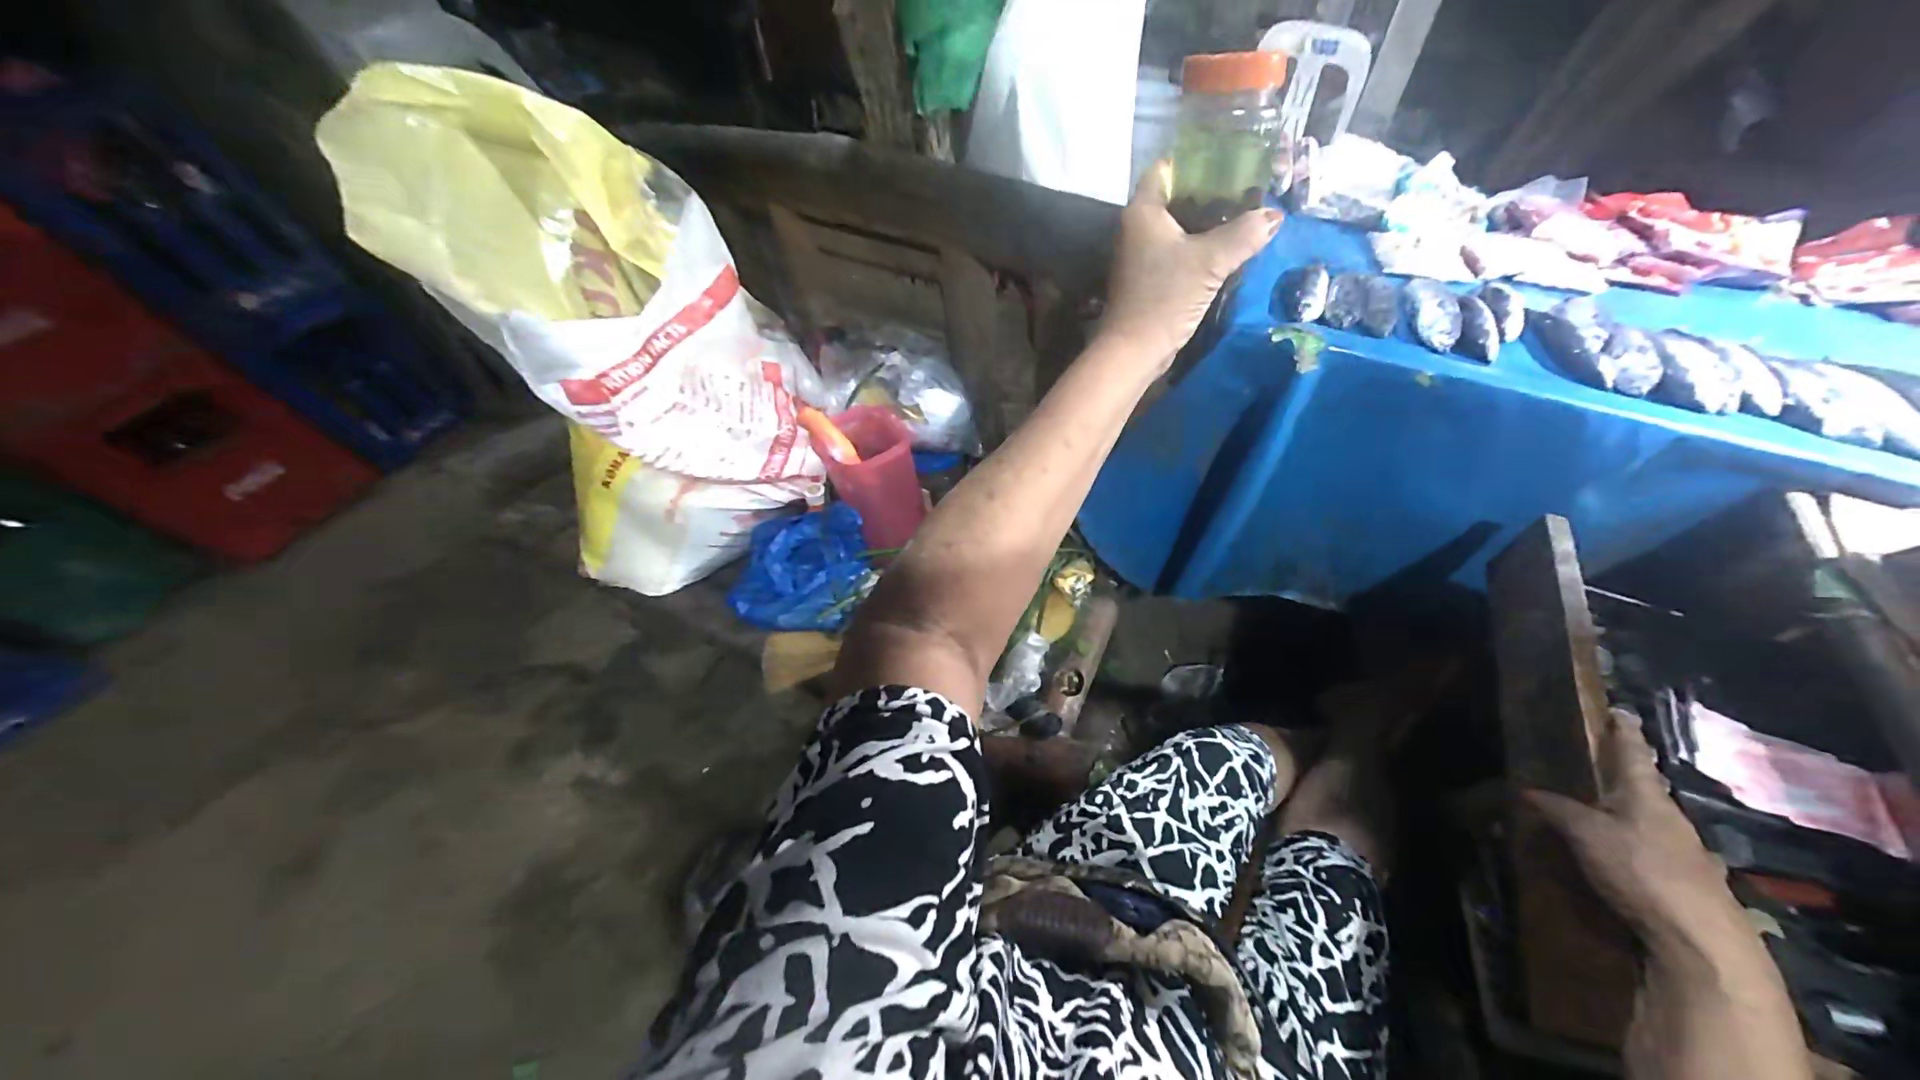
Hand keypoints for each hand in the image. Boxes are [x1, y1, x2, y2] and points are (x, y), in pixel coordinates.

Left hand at [1094, 161, 1282, 372]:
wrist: (1134, 350)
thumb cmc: (1165, 297)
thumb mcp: (1211, 261)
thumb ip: (1244, 233)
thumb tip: (1274, 216)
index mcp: (1143, 211)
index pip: (1168, 168)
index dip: (1199, 160)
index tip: (1233, 159)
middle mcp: (1137, 227)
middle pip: (1178, 197)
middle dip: (1212, 192)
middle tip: (1250, 187)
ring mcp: (1142, 255)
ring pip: (1180, 226)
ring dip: (1209, 222)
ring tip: (1247, 214)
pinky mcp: (1150, 278)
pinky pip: (1179, 251)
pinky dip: (1201, 246)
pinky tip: (1229, 248)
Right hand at [1522, 709, 1746, 950]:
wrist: (1701, 939)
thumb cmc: (1641, 869)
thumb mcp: (1585, 834)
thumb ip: (1557, 808)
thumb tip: (1526, 789)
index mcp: (1648, 797)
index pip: (1633, 755)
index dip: (1625, 733)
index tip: (1622, 711)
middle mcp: (1671, 817)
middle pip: (1646, 788)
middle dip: (1626, 774)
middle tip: (1603, 760)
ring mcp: (1685, 851)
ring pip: (1653, 819)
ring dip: (1631, 810)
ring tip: (1603, 807)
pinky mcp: (1688, 880)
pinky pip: (1654, 848)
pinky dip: (1634, 841)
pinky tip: (1621, 852)